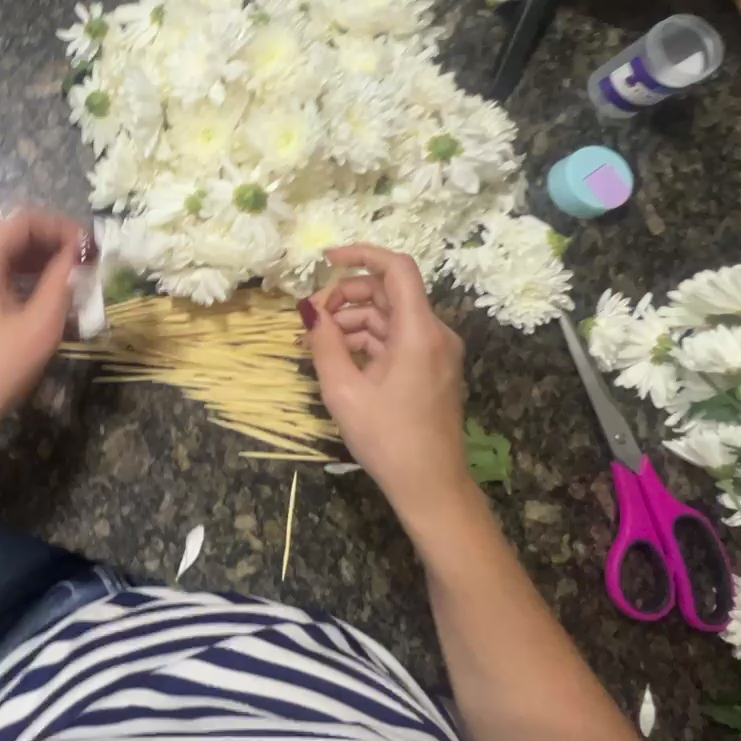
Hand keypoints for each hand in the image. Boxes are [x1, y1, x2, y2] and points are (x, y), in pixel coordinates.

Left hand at [0, 208, 84, 457]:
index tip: (90, 247)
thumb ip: (62, 282)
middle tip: (85, 265)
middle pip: (10, 238)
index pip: (23, 221)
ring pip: (0, 260)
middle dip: (51, 246)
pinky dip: (18, 283)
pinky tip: (41, 305)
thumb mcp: (39, 327)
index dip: (61, 227)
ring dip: (36, 266)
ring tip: (70, 286)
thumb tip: (78, 255)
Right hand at [303, 245, 470, 509]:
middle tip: (310, 318)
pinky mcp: (429, 367)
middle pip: (387, 292)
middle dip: (345, 296)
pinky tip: (334, 356)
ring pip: (387, 316)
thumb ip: (323, 343)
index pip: (396, 268)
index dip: (361, 255)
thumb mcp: (343, 391)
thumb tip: (307, 309)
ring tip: (313, 343)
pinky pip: (393, 339)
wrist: (430, 486)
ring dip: (350, 321)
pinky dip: (364, 341)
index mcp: (419, 332)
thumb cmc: (387, 439)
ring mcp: (433, 351)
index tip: (325, 261)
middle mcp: (433, 333)